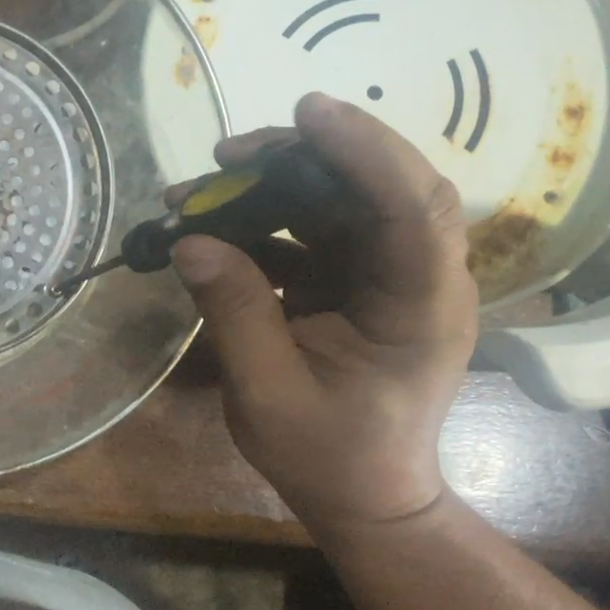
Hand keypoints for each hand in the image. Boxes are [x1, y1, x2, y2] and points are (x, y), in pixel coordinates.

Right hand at [169, 93, 478, 530]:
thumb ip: (234, 312)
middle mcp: (416, 278)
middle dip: (304, 158)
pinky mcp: (354, 286)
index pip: (412, 209)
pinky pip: (312, 235)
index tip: (304, 115)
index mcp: (420, 306)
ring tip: (202, 187)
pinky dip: (262, 225)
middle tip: (227, 153)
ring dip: (273, 188)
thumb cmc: (325, 453)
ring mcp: (385, 279)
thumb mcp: (266, 390)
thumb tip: (189, 242)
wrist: (362, 494)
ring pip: (340, 205)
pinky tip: (213, 228)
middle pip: (377, 189)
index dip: (365, 152)